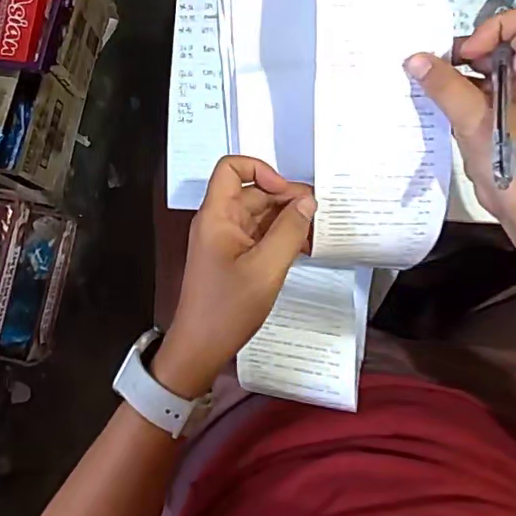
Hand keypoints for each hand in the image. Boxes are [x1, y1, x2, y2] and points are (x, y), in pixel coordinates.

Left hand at [155, 156, 315, 397]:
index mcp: (217, 216)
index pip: (232, 168)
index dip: (261, 170)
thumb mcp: (266, 269)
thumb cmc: (224, 310)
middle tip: (314, 214)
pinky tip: (301, 248)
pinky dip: (280, 236)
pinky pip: (259, 233)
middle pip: (252, 190)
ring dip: (286, 218)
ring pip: (259, 212)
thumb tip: (307, 203)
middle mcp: (219, 221)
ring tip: (313, 233)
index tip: (286, 192)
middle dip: (285, 197)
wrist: (201, 347)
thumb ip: (290, 231)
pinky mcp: (234, 255)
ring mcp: (226, 238)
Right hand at [406, 6, 515, 240]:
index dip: (493, 29)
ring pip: (496, 68)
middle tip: (442, 72)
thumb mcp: (476, 121)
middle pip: (507, 41)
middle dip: (470, 51)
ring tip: (438, 92)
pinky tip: (446, 110)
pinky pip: (491, 92)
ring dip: (465, 76)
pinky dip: (468, 95)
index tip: (467, 55)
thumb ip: (444, 86)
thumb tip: (415, 59)